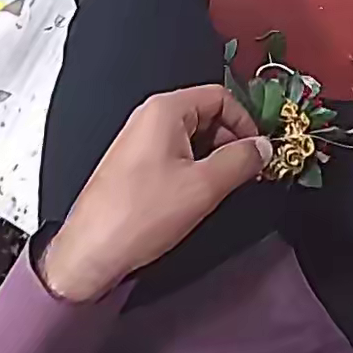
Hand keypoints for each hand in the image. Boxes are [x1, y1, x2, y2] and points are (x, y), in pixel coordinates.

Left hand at [39, 85, 272, 302]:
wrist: (88, 255)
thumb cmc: (141, 215)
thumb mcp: (204, 186)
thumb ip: (241, 160)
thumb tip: (264, 147)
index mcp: (166, 109)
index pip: (221, 97)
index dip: (245, 122)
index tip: (258, 151)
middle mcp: (151, 116)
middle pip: (208, 114)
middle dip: (231, 141)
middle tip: (245, 172)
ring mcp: (141, 139)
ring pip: (194, 135)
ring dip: (214, 157)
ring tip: (222, 187)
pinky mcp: (136, 163)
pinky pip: (177, 152)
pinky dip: (195, 167)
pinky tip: (198, 195)